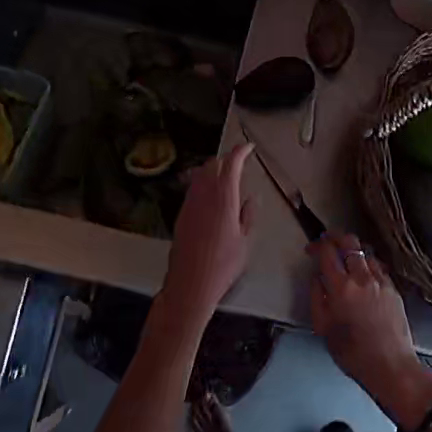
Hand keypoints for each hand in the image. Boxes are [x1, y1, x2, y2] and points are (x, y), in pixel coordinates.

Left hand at [159, 143, 255, 319]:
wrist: (190, 283)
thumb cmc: (223, 264)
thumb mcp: (244, 241)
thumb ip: (247, 216)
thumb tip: (249, 200)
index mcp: (224, 198)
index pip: (231, 163)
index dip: (240, 151)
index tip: (248, 147)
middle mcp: (204, 195)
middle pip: (212, 164)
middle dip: (226, 160)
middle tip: (238, 166)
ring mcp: (189, 204)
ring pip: (199, 175)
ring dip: (212, 171)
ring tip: (225, 180)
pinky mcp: (181, 214)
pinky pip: (192, 189)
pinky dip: (203, 185)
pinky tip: (211, 199)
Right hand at [308, 234, 431, 428]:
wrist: (390, 365)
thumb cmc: (352, 353)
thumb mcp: (323, 327)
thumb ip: (317, 297)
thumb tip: (318, 277)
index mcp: (341, 288)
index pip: (327, 252)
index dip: (317, 244)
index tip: (311, 248)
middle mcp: (362, 278)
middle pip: (349, 242)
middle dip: (335, 237)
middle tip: (327, 241)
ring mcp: (381, 281)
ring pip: (365, 251)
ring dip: (353, 249)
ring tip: (345, 255)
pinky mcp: (393, 287)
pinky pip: (378, 266)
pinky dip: (367, 262)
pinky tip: (363, 272)